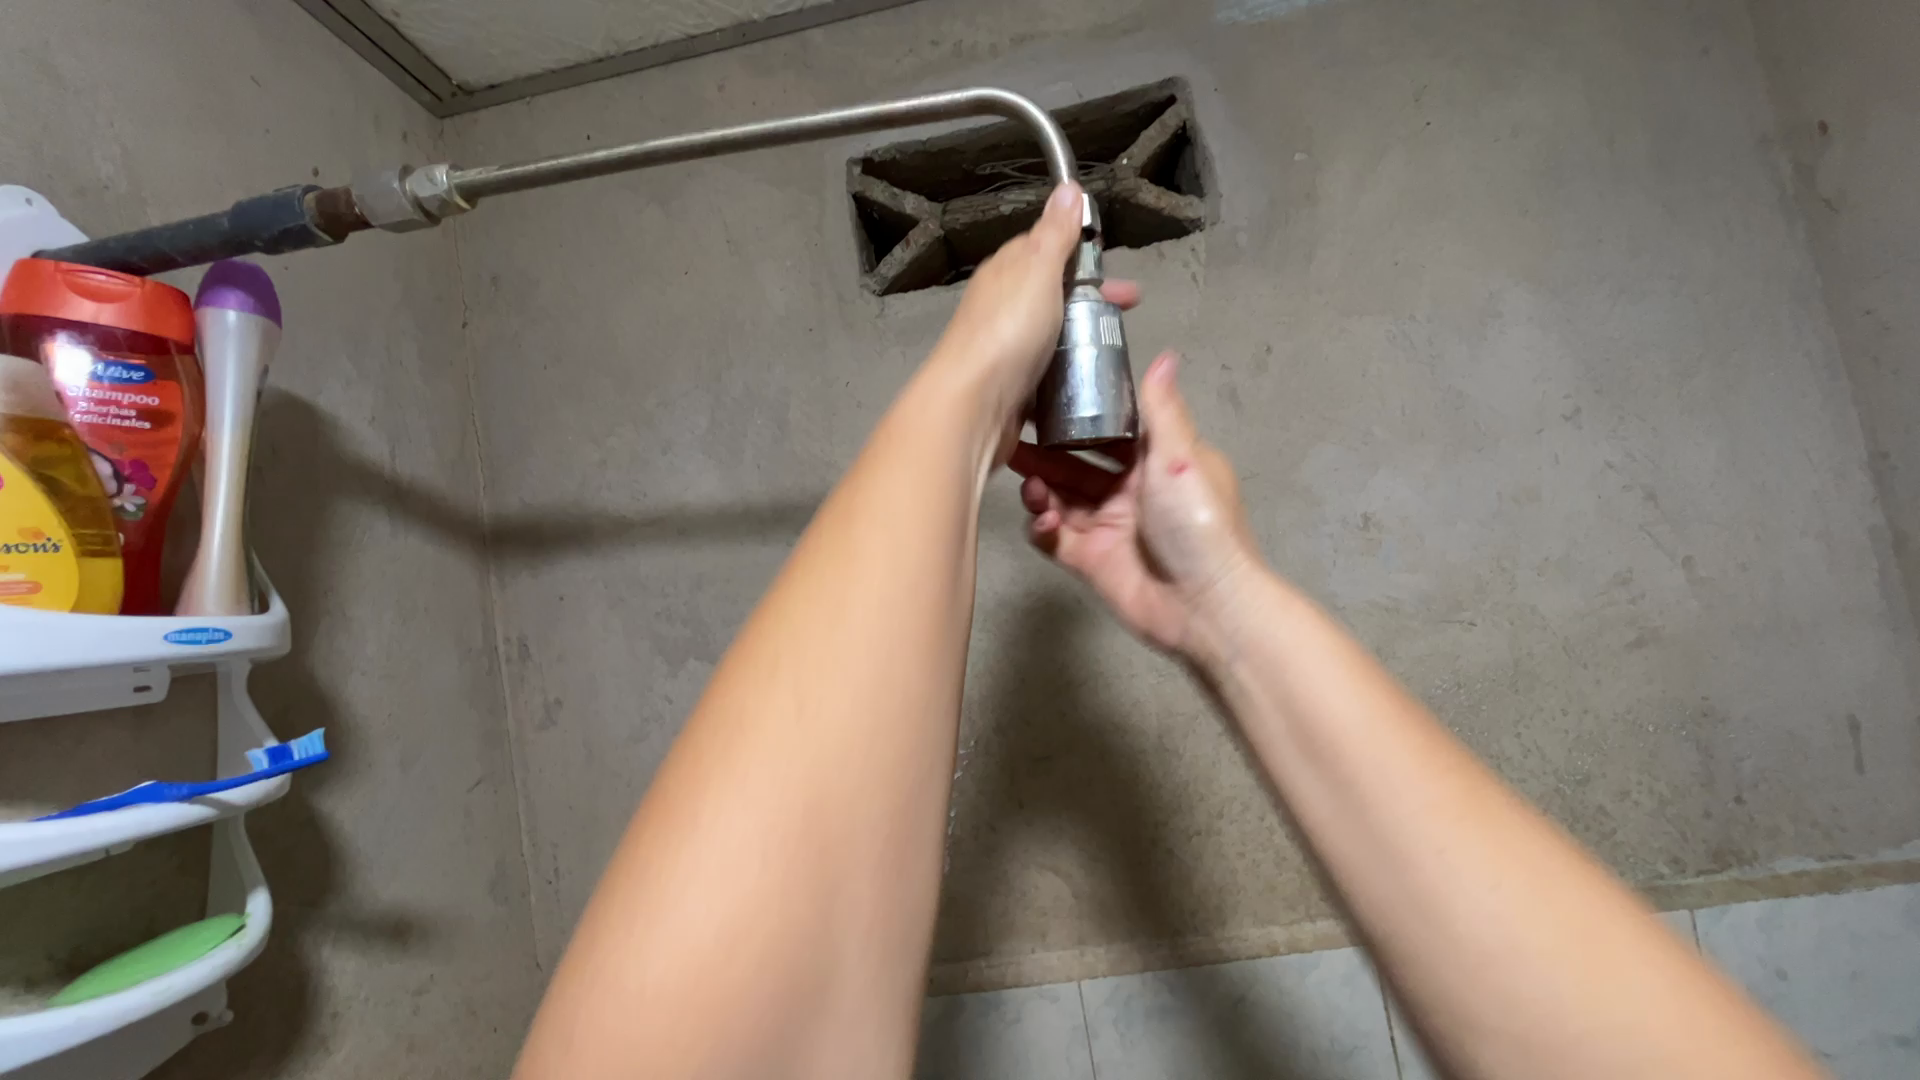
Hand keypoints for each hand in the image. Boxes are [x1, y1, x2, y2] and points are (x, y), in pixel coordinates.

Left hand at [928, 182, 1139, 460]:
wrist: (973, 405)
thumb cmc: (1007, 331)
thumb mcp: (1037, 270)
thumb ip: (1054, 234)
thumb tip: (1068, 187)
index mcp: (1005, 272)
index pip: (1044, 250)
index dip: (1082, 255)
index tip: (1115, 272)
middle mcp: (1000, 308)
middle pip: (1052, 296)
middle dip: (1090, 301)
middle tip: (1127, 311)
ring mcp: (1004, 351)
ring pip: (1050, 336)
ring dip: (1081, 340)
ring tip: (1113, 351)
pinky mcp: (1011, 389)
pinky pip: (1044, 375)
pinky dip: (1065, 375)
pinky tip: (1084, 383)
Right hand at [1009, 352, 1260, 656]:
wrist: (1203, 604)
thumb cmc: (1197, 522)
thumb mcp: (1181, 457)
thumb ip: (1162, 410)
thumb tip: (1164, 355)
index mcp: (1155, 464)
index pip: (1108, 432)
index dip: (1078, 417)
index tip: (1044, 399)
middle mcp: (1128, 492)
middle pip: (1075, 465)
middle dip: (1045, 453)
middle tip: (1012, 438)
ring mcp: (1106, 528)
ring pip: (1060, 500)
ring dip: (1040, 488)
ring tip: (1026, 481)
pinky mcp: (1088, 561)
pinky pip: (1055, 538)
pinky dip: (1042, 527)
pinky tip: (1043, 520)